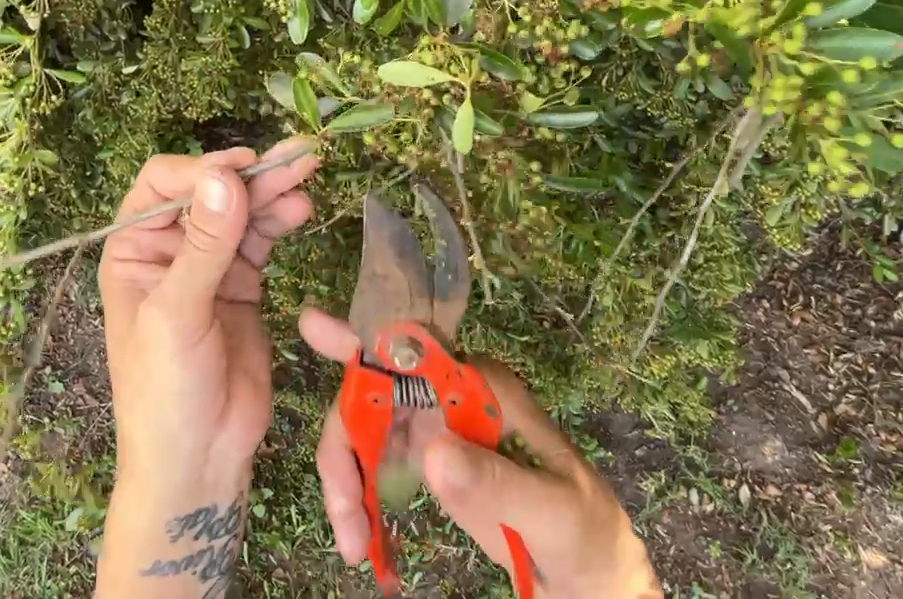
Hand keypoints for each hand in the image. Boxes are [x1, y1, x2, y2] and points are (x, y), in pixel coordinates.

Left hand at [94, 140, 317, 598]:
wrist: (199, 457)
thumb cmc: (165, 388)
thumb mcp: (177, 313)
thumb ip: (205, 245)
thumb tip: (225, 176)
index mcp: (133, 249)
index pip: (163, 185)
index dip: (201, 171)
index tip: (243, 170)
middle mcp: (169, 249)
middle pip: (210, 194)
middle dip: (250, 175)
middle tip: (296, 156)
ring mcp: (208, 265)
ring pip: (240, 213)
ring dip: (273, 193)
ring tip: (308, 172)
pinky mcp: (242, 284)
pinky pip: (261, 240)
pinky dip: (281, 221)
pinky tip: (302, 208)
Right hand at [300, 310, 659, 598]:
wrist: (590, 574)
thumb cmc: (583, 531)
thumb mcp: (551, 511)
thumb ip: (496, 482)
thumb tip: (431, 452)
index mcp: (481, 385)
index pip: (412, 351)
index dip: (360, 337)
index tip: (312, 327)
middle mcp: (448, 394)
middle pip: (371, 394)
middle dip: (344, 446)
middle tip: (344, 515)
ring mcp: (432, 425)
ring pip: (362, 430)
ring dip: (346, 480)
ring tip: (354, 542)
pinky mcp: (424, 458)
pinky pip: (373, 464)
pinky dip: (358, 497)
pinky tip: (362, 539)